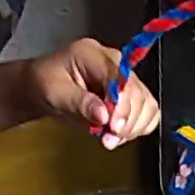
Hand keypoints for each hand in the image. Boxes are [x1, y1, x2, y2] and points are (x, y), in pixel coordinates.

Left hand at [26, 38, 161, 148]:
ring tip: (112, 139)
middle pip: (139, 94)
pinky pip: (149, 114)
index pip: (121, 78)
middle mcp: (118, 64)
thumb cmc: (46, 84)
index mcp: (95, 55)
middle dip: (127, 121)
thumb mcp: (54, 92)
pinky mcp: (134, 97)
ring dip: (133, 128)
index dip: (122, 105)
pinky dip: (138, 128)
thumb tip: (103, 116)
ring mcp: (129, 81)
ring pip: (148, 106)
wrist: (45, 87)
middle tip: (109, 139)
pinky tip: (120, 135)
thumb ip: (79, 102)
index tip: (113, 128)